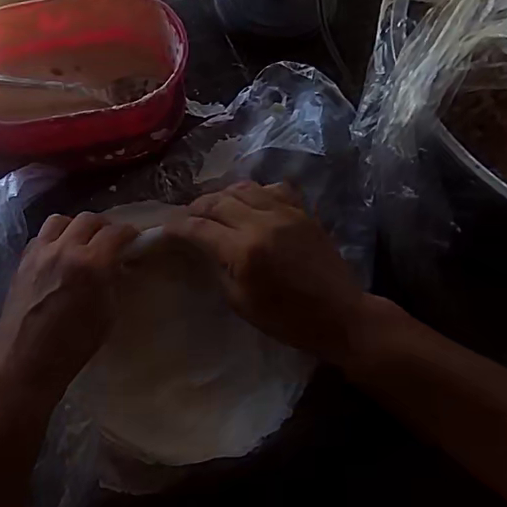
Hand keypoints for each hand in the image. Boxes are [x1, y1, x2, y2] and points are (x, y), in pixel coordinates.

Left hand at [0, 212, 137, 410]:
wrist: (25, 362)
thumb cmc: (73, 348)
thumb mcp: (106, 314)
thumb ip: (111, 282)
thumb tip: (115, 266)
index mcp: (91, 264)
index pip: (116, 233)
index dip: (129, 234)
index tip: (134, 240)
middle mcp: (63, 250)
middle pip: (88, 219)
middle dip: (104, 227)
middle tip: (110, 241)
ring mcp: (39, 253)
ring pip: (60, 220)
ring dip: (75, 227)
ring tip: (82, 242)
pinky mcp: (22, 261)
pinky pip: (41, 236)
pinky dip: (54, 238)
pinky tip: (59, 254)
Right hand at [163, 181, 373, 364]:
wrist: (340, 315)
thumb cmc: (285, 318)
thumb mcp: (238, 300)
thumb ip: (217, 267)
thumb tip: (201, 248)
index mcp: (244, 250)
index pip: (198, 227)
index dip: (177, 226)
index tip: (165, 229)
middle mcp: (262, 223)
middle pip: (217, 201)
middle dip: (195, 208)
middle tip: (185, 218)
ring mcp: (286, 214)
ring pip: (243, 188)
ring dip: (221, 195)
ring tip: (213, 208)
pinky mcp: (303, 212)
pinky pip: (273, 188)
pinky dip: (255, 192)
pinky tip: (249, 203)